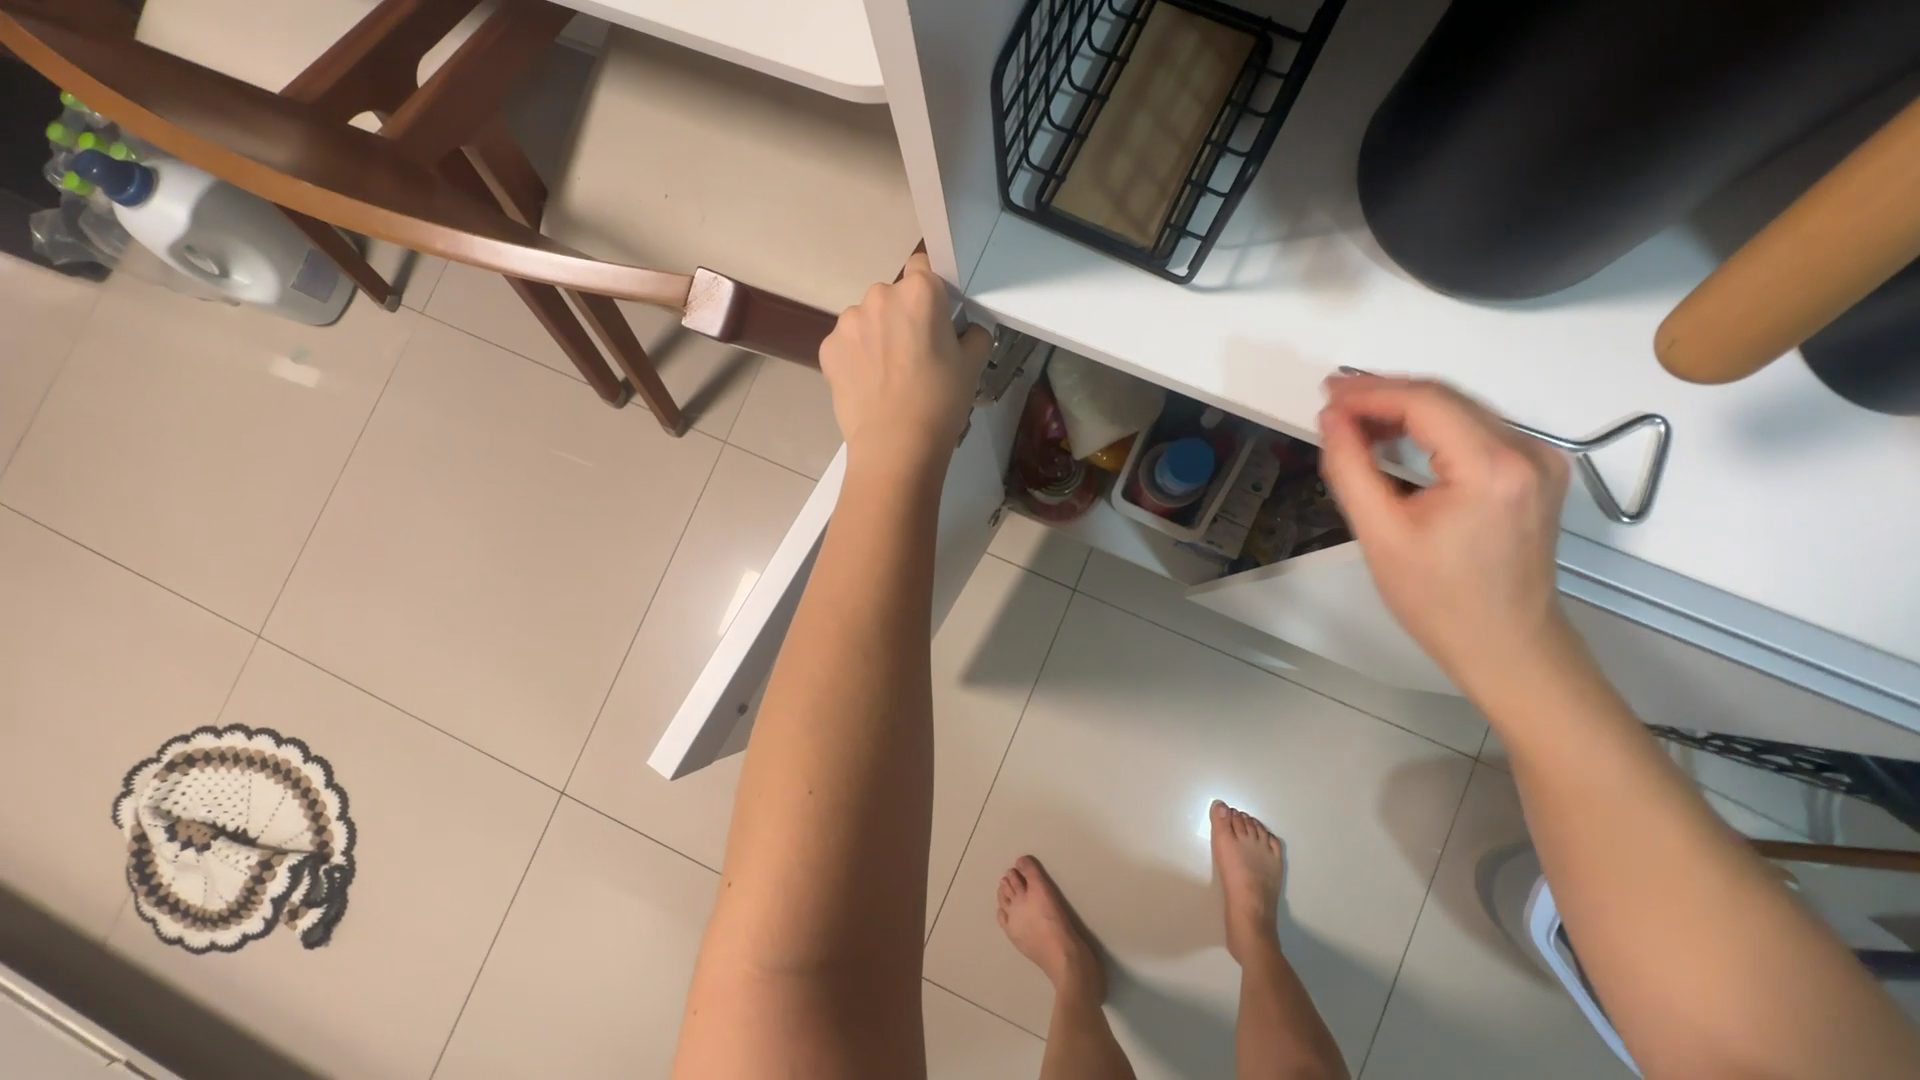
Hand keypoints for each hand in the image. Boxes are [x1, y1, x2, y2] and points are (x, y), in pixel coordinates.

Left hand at [819, 253, 992, 467]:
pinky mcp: (828, 348)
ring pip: (867, 320)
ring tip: (889, 375)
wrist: (896, 444)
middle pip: (893, 296)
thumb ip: (973, 335)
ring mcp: (848, 322)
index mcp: (920, 292)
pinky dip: (857, 359)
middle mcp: (880, 296)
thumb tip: (966, 331)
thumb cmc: (940, 401)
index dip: (931, 293)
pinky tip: (870, 385)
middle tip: (916, 356)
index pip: (924, 267)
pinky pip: (847, 344)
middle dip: (902, 318)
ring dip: (877, 337)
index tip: (935, 319)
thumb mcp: (973, 365)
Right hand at [1316, 374, 1571, 689]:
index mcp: (1492, 469)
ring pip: (1463, 410)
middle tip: (1334, 402)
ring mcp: (1541, 459)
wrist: (1505, 643)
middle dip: (1386, 395)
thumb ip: (1351, 467)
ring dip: (1408, 409)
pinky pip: (1479, 430)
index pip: (1426, 402)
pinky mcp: (1538, 470)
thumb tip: (1333, 419)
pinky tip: (1399, 437)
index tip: (1328, 396)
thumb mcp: (1380, 534)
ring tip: (1357, 421)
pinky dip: (1435, 427)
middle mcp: (1528, 453)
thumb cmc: (1440, 601)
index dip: (1371, 392)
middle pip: (1447, 399)